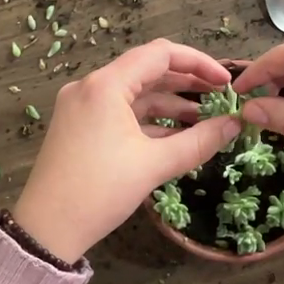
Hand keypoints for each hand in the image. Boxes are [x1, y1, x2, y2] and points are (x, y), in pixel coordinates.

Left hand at [11, 39, 241, 260]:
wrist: (47, 229)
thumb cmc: (100, 191)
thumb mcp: (154, 165)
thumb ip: (199, 141)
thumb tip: (236, 124)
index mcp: (106, 85)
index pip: (160, 54)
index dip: (199, 63)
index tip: (226, 82)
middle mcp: (91, 87)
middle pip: (147, 70)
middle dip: (186, 83)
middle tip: (221, 97)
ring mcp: (82, 107)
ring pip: (135, 94)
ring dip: (169, 104)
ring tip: (204, 120)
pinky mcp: (79, 127)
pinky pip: (121, 113)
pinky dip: (149, 120)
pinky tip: (176, 135)